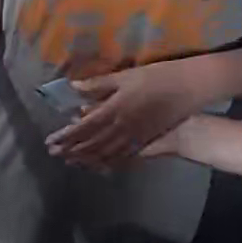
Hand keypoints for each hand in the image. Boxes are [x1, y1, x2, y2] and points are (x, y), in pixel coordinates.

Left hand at [45, 63, 207, 167]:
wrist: (191, 89)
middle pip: (90, 143)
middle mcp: (120, 128)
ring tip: (69, 161)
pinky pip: (121, 157)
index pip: (82, 127)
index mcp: (113, 110)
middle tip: (53, 154)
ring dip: (84, 158)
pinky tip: (97, 166)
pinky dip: (106, 162)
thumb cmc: (159, 77)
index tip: (50, 141)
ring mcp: (133, 138)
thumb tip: (74, 88)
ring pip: (104, 153)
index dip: (65, 136)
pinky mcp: (145, 142)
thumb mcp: (126, 76)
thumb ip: (99, 84)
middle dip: (70, 150)